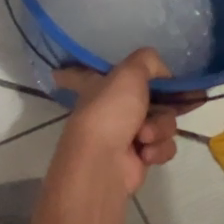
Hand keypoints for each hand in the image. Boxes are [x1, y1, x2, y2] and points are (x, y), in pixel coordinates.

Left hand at [53, 49, 178, 193]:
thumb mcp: (129, 73)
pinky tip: (144, 154)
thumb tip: (162, 72)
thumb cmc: (109, 112)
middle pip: (149, 97)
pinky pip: (163, 145)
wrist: (105, 161)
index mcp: (97, 85)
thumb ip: (147, 61)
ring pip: (162, 122)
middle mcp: (110, 107)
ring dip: (159, 128)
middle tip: (154, 109)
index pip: (81, 73)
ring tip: (142, 137)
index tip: (61, 72)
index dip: (73, 71)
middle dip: (160, 105)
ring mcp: (126, 133)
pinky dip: (158, 149)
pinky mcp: (140, 156)